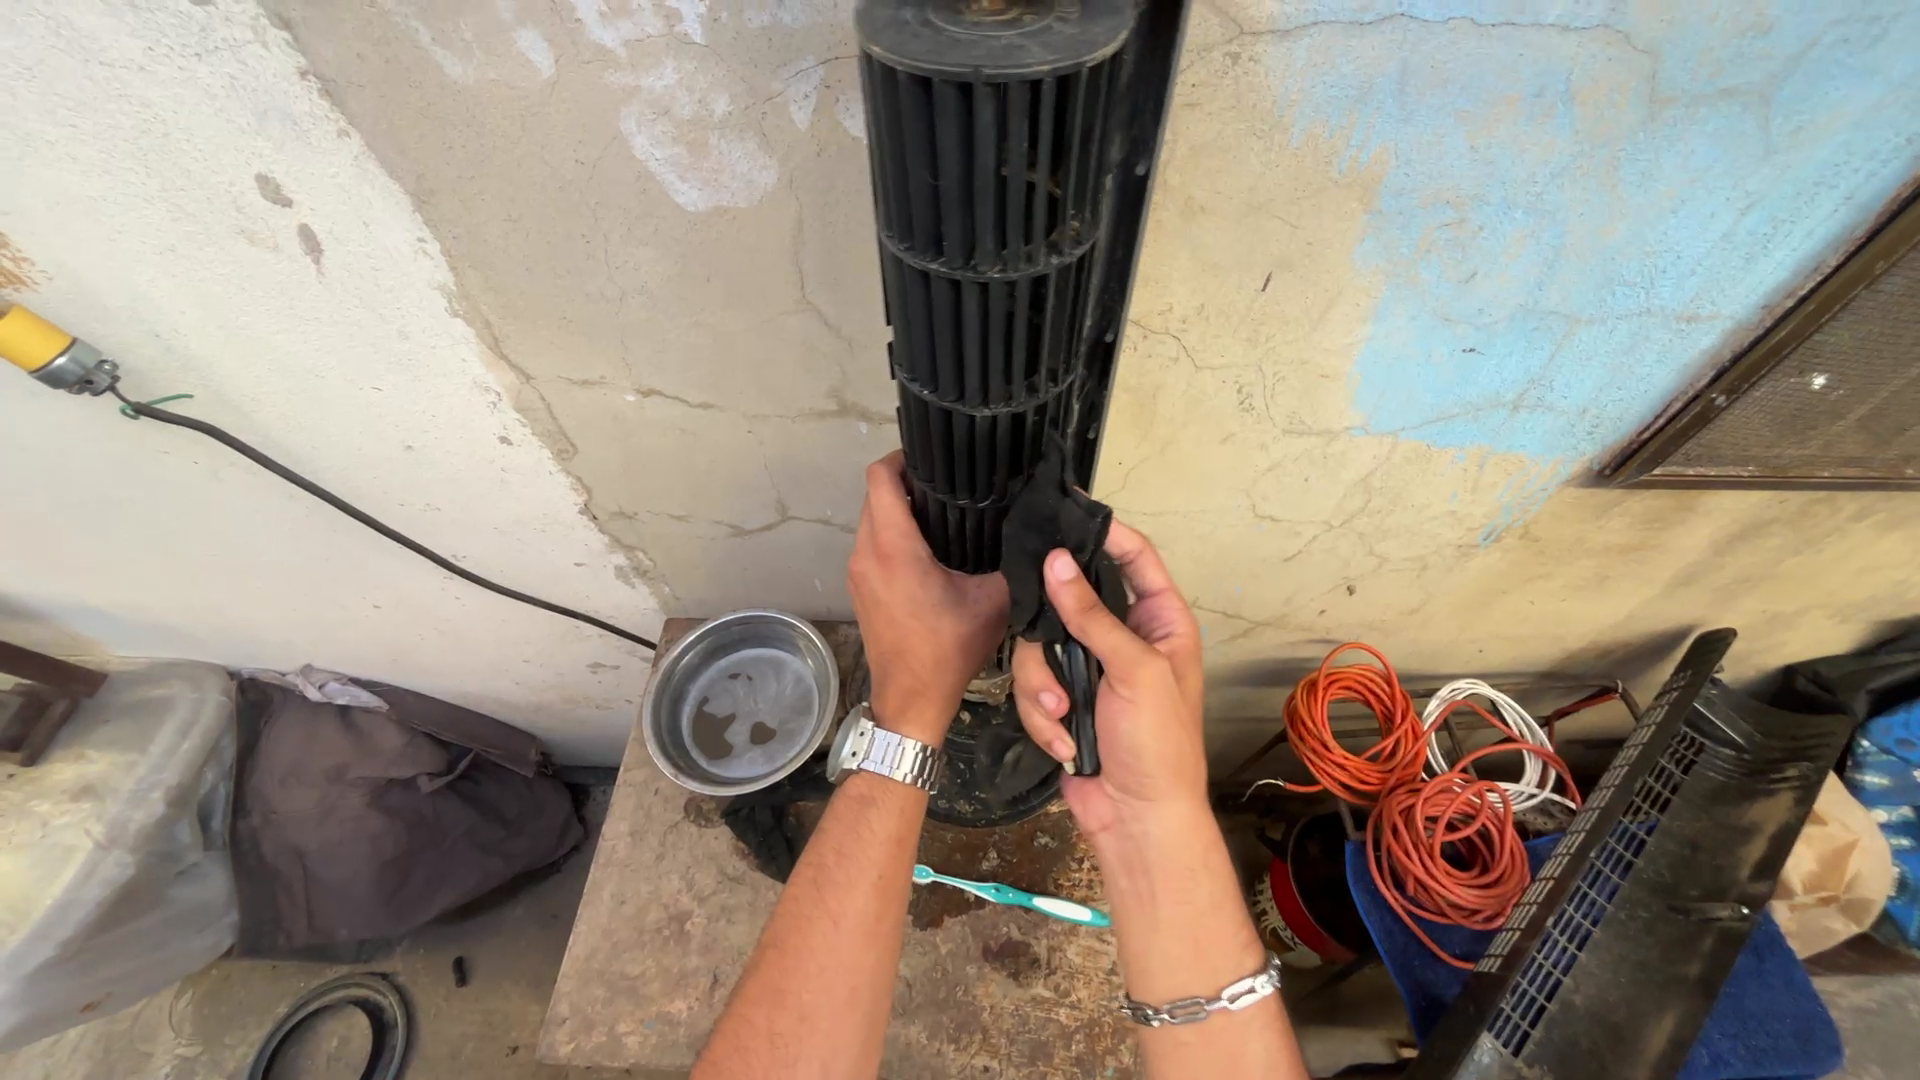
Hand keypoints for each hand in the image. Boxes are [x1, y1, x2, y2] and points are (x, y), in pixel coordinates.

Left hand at [848, 451, 1009, 743]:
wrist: (912, 700)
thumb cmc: (949, 649)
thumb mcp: (992, 602)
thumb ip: (1010, 560)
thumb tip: (1033, 531)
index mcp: (893, 548)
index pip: (880, 478)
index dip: (904, 458)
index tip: (936, 459)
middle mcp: (866, 552)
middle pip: (875, 495)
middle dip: (906, 482)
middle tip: (949, 485)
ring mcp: (858, 571)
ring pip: (871, 520)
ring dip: (898, 509)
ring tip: (942, 512)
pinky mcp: (860, 587)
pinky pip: (871, 543)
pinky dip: (891, 534)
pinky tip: (928, 546)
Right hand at [1012, 522, 1206, 846]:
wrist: (1135, 820)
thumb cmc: (1157, 743)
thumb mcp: (1134, 672)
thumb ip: (1093, 615)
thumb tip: (1056, 560)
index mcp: (1159, 621)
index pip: (1134, 558)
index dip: (1104, 532)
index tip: (1065, 511)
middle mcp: (1121, 636)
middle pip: (1068, 600)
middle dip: (1054, 635)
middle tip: (1049, 649)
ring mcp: (1088, 668)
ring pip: (1040, 646)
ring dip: (1045, 687)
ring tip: (1063, 716)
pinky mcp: (1061, 698)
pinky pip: (1033, 685)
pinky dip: (1043, 716)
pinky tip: (1064, 741)